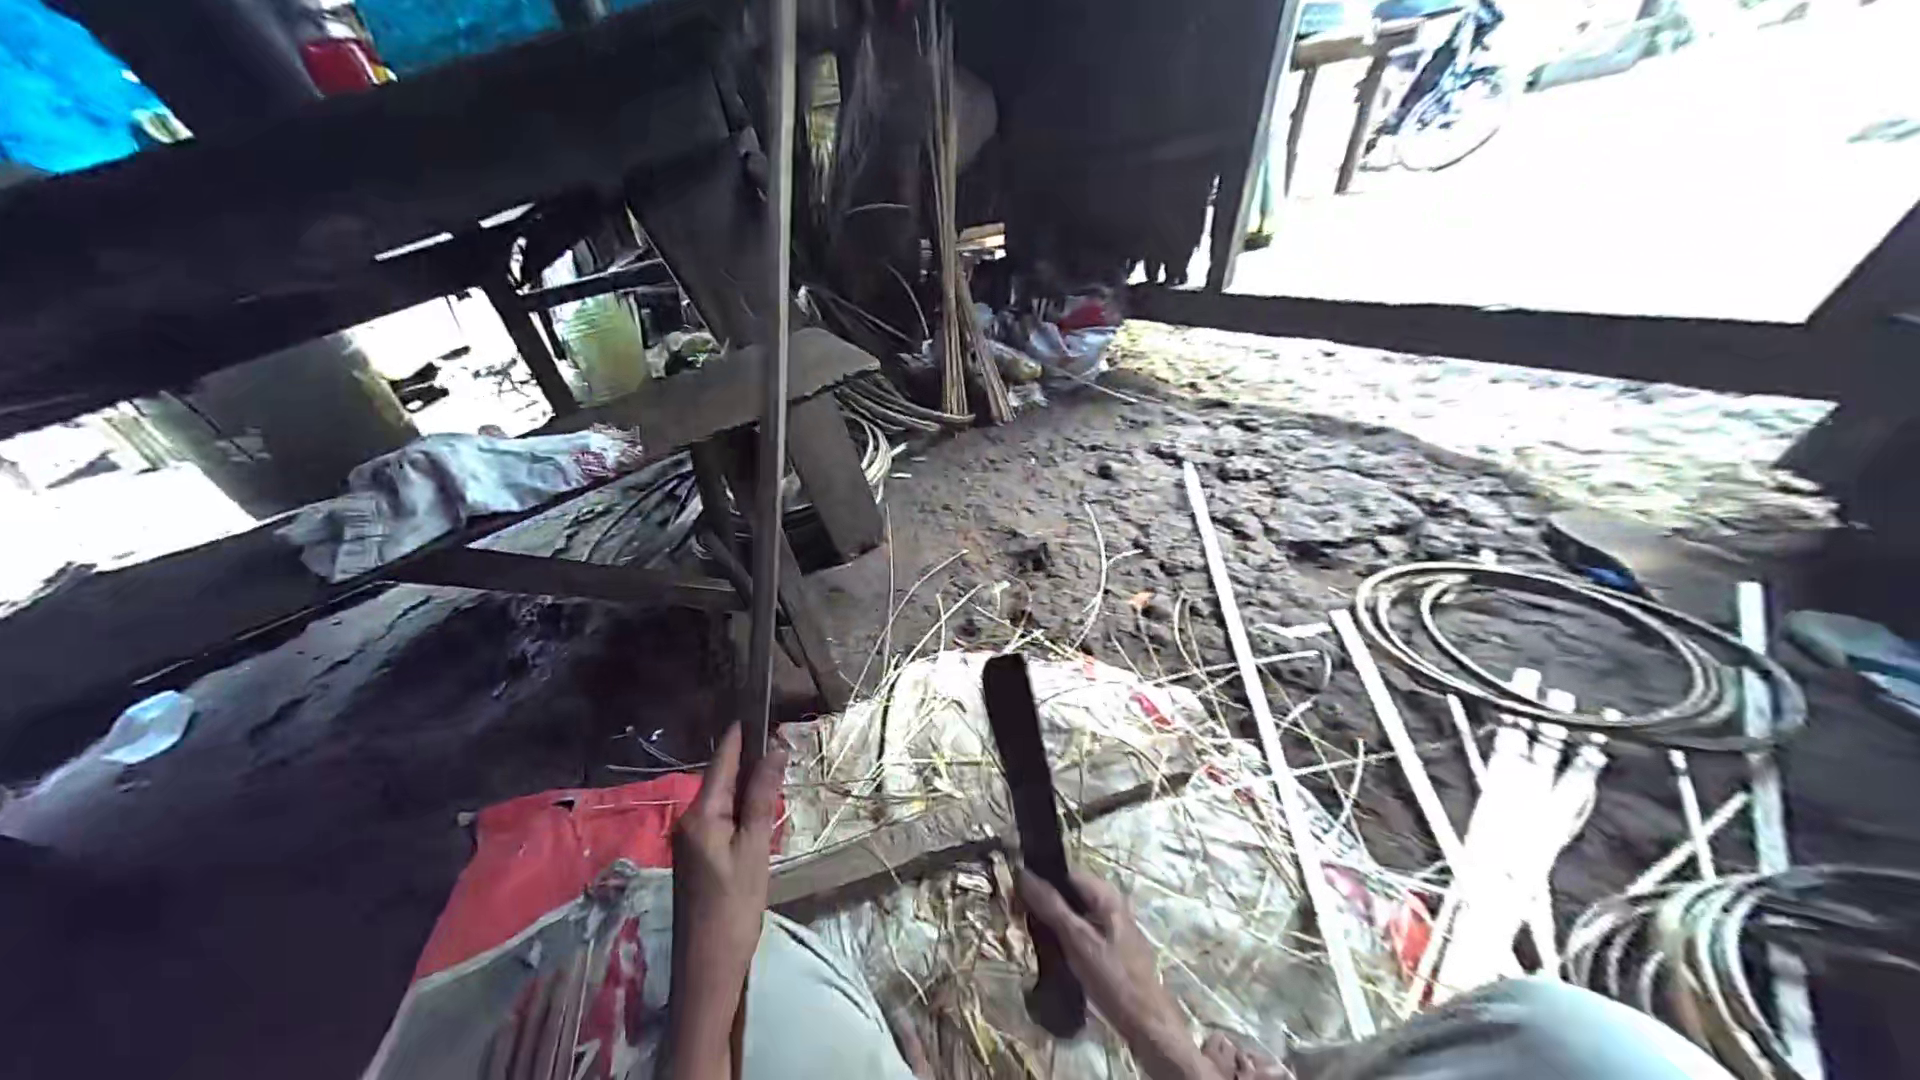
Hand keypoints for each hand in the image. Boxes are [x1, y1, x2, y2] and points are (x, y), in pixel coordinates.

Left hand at [666, 724, 787, 1079]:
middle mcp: (689, 821)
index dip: (739, 736)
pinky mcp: (697, 857)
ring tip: (776, 768)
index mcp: (700, 815)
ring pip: (722, 799)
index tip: (757, 710)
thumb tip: (776, 749)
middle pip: (721, 778)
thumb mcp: (755, 847)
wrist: (707, 967)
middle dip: (748, 758)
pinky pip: (720, 818)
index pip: (722, 761)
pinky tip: (760, 808)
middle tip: (780, 741)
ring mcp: (690, 840)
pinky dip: (740, 807)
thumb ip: (762, 796)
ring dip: (747, 784)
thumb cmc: (734, 905)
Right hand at [1019, 868, 1219, 1079]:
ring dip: (1053, 917)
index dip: (1040, 879)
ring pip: (1074, 910)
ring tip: (1031, 929)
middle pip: (1069, 890)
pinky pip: (1081, 927)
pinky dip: (1064, 931)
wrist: (1146, 1023)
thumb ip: (1050, 905)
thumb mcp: (1077, 940)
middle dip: (1044, 899)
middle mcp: (1110, 902)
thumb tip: (1022, 872)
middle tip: (1020, 914)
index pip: (1065, 872)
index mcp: (1106, 893)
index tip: (1016, 893)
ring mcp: (1112, 924)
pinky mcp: (1110, 944)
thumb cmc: (1112, 977)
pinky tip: (1052, 946)